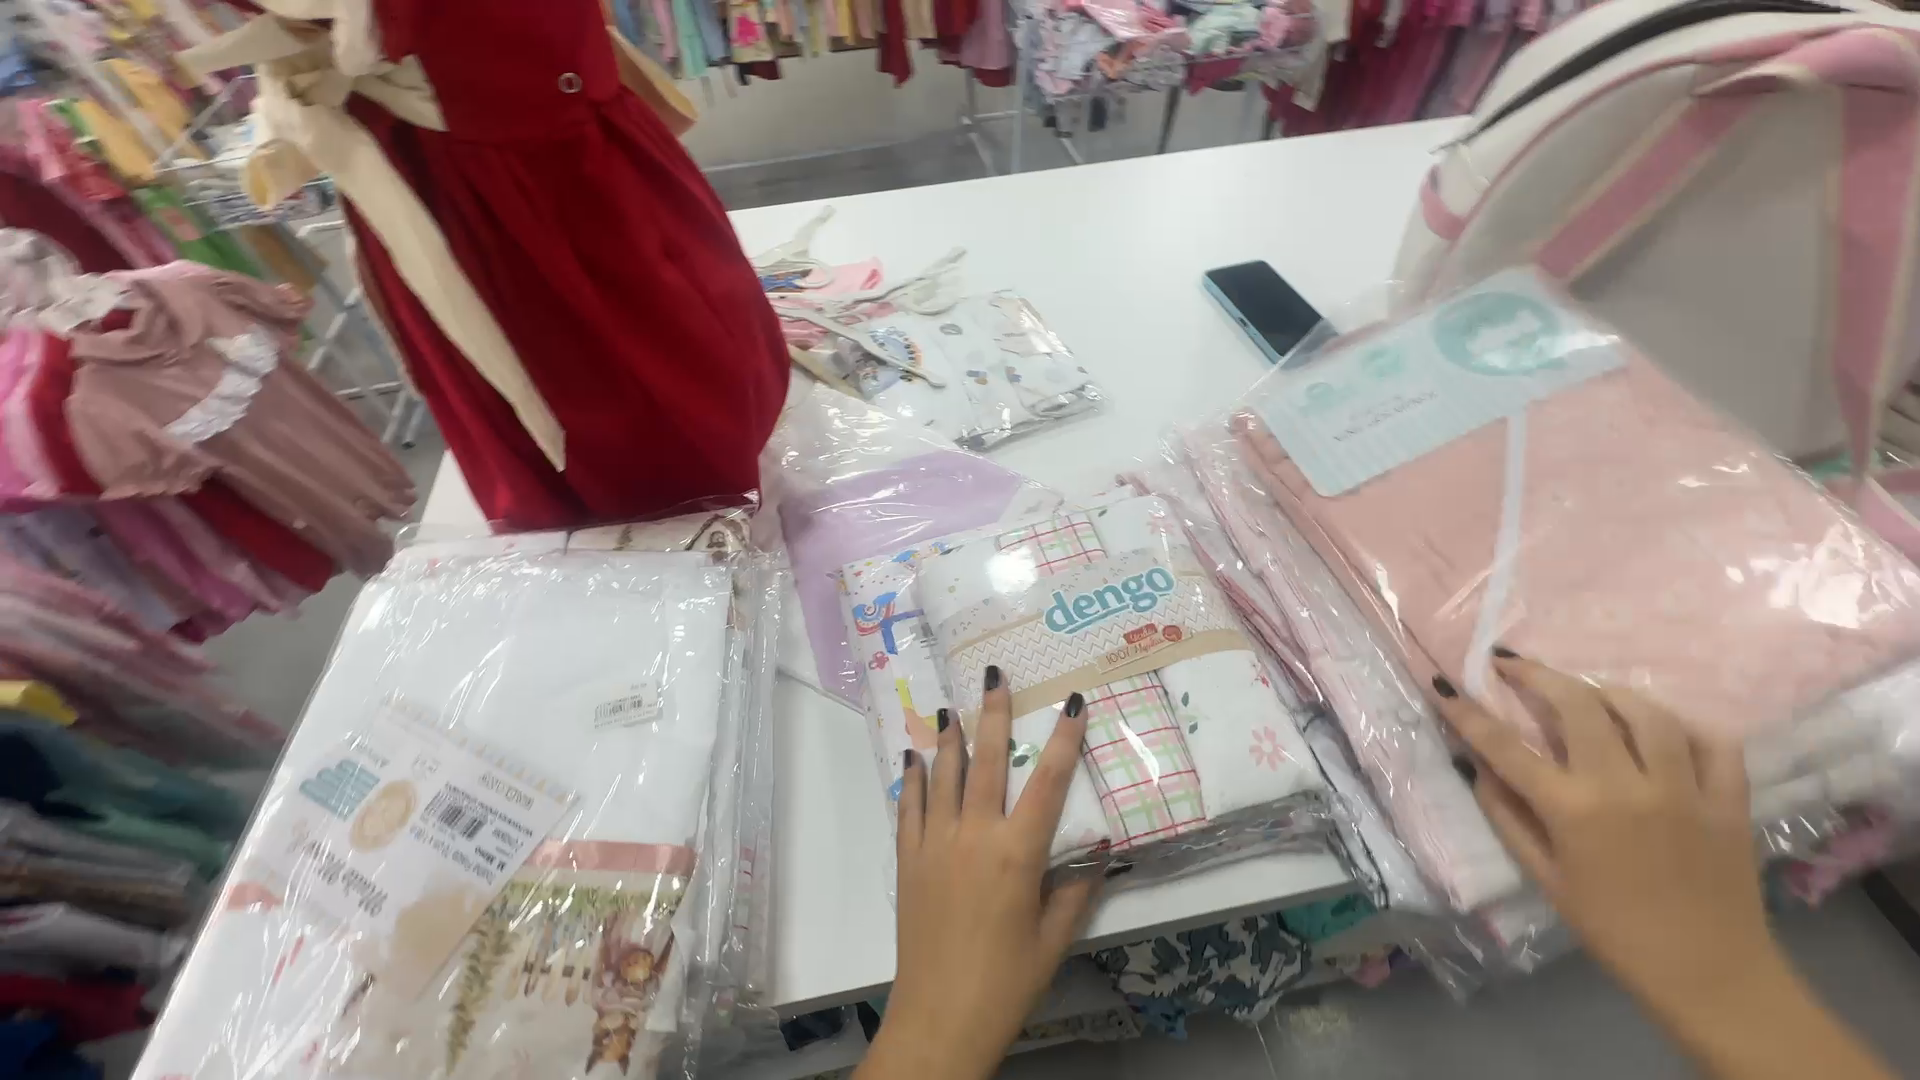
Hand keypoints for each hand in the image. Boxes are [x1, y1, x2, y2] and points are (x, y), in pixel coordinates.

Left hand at [857, 669, 1102, 1079]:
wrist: (939, 1018)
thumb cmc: (1007, 982)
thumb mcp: (1055, 938)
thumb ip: (1078, 887)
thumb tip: (1103, 845)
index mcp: (1018, 854)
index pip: (1049, 783)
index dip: (1065, 739)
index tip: (1073, 702)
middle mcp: (974, 835)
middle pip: (987, 761)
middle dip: (994, 714)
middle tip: (995, 675)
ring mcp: (935, 843)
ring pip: (944, 775)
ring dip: (950, 736)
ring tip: (952, 703)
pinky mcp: (908, 859)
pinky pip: (910, 806)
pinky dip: (913, 777)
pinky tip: (913, 755)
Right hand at [1430, 653, 1765, 1004]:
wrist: (1711, 975)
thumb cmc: (1611, 927)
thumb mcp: (1543, 874)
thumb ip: (1506, 813)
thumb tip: (1479, 765)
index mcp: (1571, 809)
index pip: (1503, 744)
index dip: (1464, 711)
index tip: (1443, 684)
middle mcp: (1625, 786)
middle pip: (1577, 704)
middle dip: (1535, 674)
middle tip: (1509, 664)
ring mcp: (1683, 789)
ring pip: (1644, 711)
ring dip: (1606, 690)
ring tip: (1584, 690)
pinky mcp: (1729, 800)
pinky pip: (1713, 741)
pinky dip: (1683, 724)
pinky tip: (1657, 725)